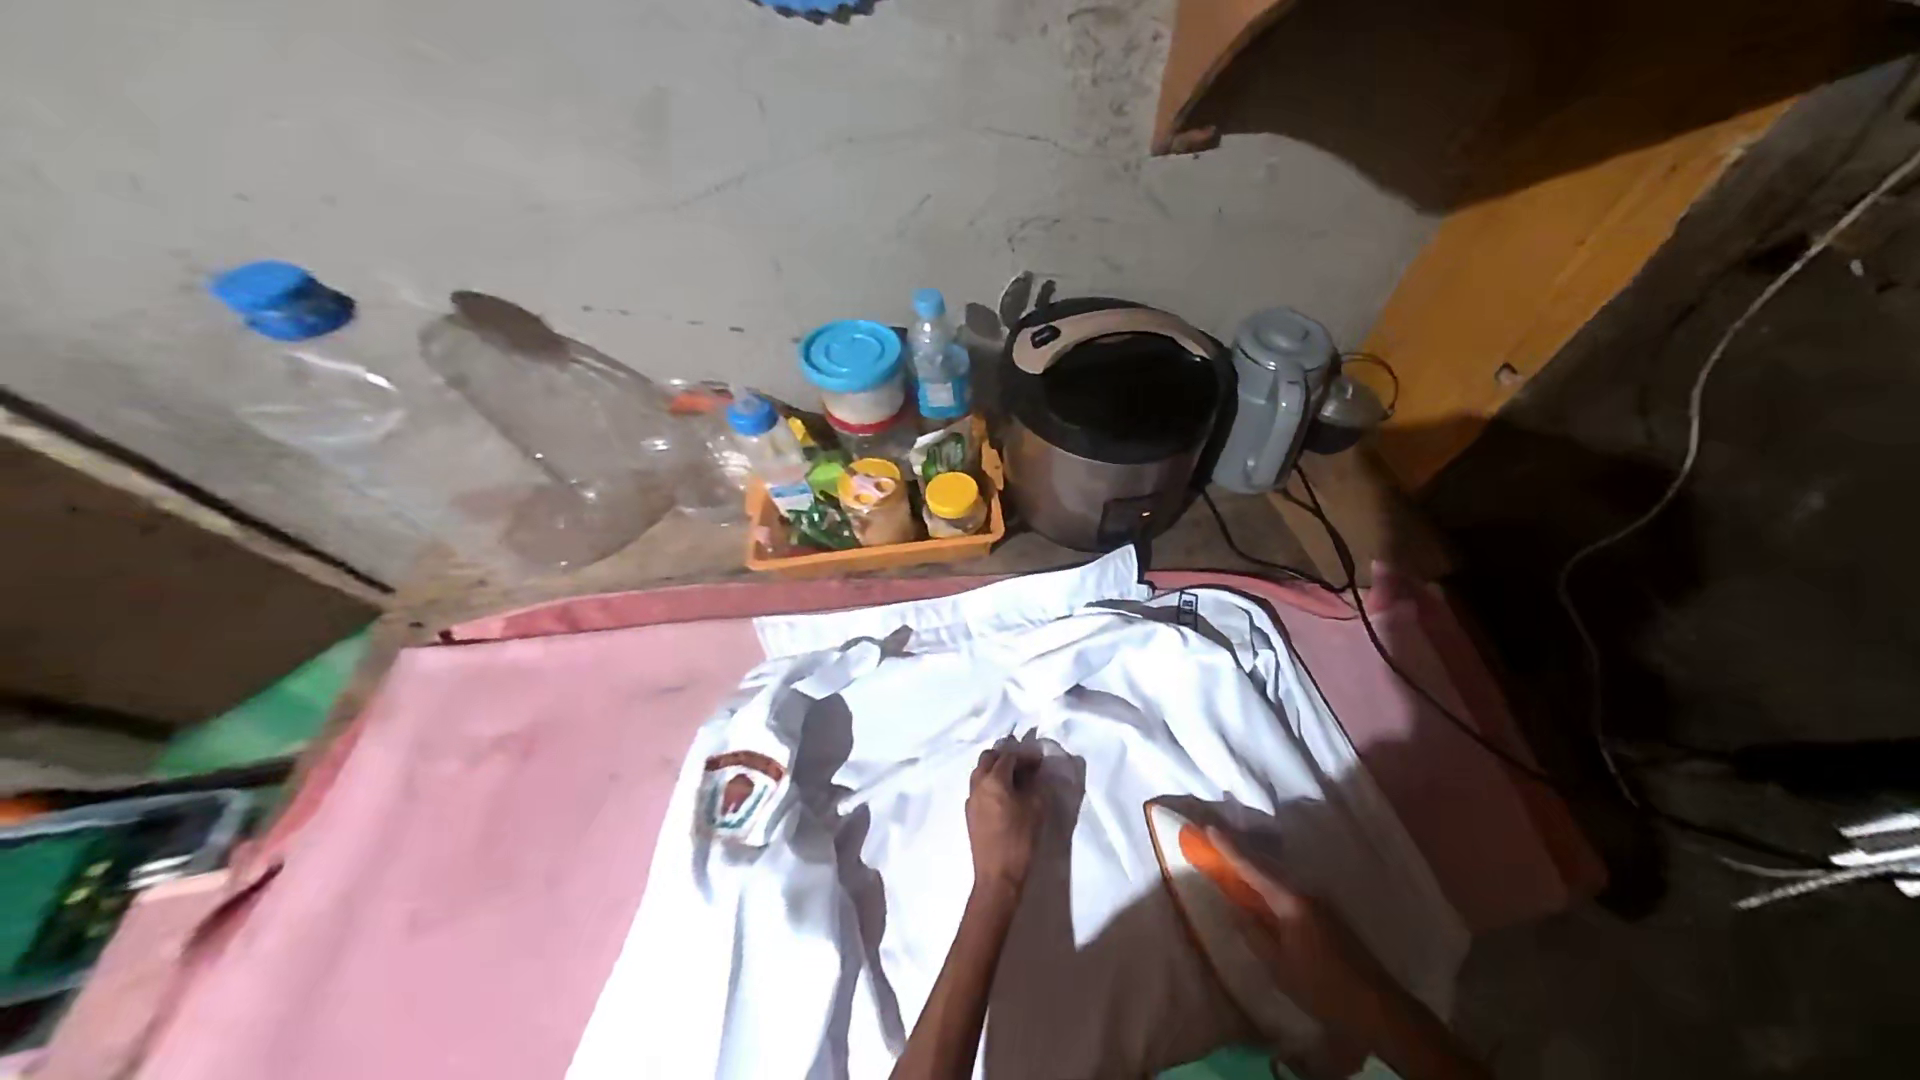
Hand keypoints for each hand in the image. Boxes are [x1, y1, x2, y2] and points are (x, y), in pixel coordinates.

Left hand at [966, 740, 1044, 896]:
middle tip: (1025, 765)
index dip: (1025, 755)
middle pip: (988, 758)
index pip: (1008, 756)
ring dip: (996, 769)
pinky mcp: (970, 813)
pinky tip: (1005, 795)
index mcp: (993, 780)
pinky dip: (990, 783)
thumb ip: (1035, 784)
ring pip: (980, 772)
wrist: (998, 875)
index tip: (1039, 759)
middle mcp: (977, 784)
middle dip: (1006, 756)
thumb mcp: (1036, 808)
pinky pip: (978, 788)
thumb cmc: (1020, 839)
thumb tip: (1033, 772)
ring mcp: (971, 799)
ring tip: (1016, 778)